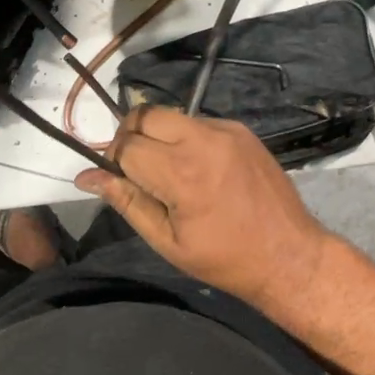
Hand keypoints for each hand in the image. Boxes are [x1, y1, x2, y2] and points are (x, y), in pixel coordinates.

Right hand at [74, 106, 334, 309]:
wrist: (288, 255)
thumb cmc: (224, 259)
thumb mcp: (166, 241)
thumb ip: (126, 202)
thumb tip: (85, 177)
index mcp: (182, 173)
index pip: (126, 147)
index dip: (114, 164)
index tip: (121, 184)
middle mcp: (203, 141)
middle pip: (144, 115)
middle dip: (130, 138)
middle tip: (136, 171)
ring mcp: (226, 131)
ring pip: (170, 115)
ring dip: (157, 137)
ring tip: (167, 173)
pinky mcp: (241, 130)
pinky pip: (197, 123)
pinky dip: (184, 139)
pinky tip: (196, 170)